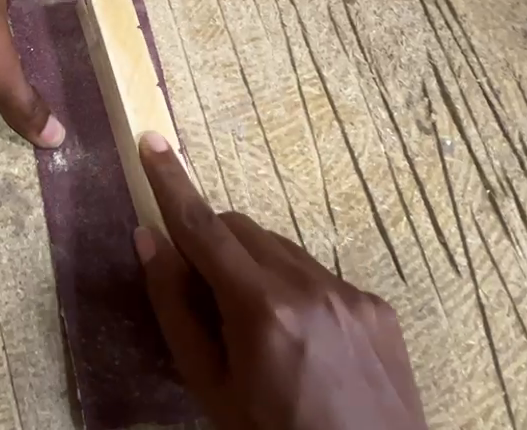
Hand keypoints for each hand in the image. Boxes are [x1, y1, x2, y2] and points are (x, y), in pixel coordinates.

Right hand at [133, 132, 425, 429]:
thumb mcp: (209, 386)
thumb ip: (174, 306)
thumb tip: (148, 237)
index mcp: (261, 309)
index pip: (202, 226)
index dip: (171, 181)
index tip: (152, 141)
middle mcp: (310, 287)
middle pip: (240, 228)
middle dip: (212, 241)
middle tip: (204, 290)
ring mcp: (350, 295)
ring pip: (278, 247)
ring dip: (253, 265)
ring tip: (258, 326)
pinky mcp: (377, 308)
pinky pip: (317, 274)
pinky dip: (293, 287)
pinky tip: (303, 340)